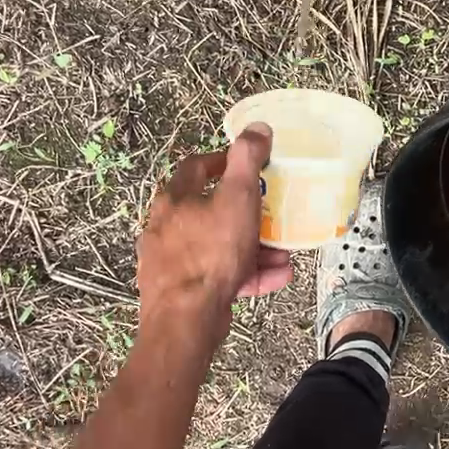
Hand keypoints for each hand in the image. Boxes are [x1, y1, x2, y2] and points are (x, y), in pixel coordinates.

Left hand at [137, 124, 292, 328]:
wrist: (186, 321)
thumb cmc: (211, 252)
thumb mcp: (238, 197)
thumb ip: (247, 160)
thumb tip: (257, 127)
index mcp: (174, 199)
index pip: (197, 167)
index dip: (224, 160)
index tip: (249, 164)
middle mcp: (166, 227)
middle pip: (211, 209)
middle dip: (247, 211)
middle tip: (271, 212)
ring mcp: (171, 262)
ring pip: (219, 244)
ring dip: (253, 245)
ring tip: (282, 253)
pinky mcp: (181, 291)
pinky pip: (218, 274)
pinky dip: (246, 272)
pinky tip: (275, 277)